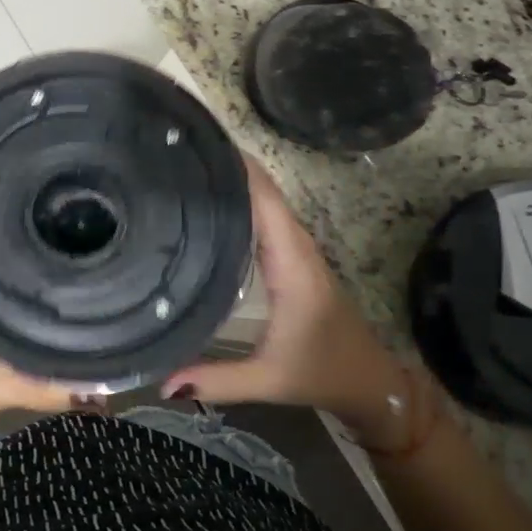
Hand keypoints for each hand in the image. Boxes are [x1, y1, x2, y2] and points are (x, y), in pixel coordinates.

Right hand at [160, 156, 420, 449]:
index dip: (235, 168)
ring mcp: (295, 248)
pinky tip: (205, 199)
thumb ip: (216, 380)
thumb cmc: (322, 373)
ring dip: (230, 178)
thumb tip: (160, 383)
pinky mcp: (290, 255)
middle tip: (171, 151)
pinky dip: (238, 198)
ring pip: (263, 198)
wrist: (371, 384)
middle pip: (260, 189)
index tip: (194, 146)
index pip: (264, 199)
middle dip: (223, 165)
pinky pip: (263, 214)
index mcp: (292, 264)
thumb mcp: (269, 380)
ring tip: (180, 165)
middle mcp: (295, 246)